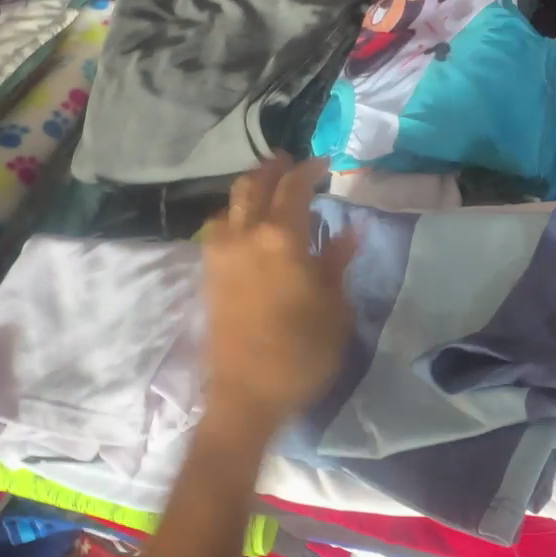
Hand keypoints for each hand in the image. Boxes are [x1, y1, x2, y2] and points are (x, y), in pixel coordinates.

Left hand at [200, 154, 355, 434]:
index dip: (310, 169)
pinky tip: (247, 226)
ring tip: (268, 189)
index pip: (294, 187)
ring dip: (250, 189)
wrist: (246, 396)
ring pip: (230, 205)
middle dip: (273, 169)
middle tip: (289, 160)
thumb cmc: (302, 351)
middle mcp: (245, 236)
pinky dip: (235, 215)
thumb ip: (336, 263)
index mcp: (281, 238)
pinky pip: (219, 229)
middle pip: (254, 186)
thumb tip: (346, 232)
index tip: (325, 162)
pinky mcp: (209, 276)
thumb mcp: (334, 307)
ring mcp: (220, 255)